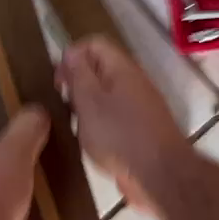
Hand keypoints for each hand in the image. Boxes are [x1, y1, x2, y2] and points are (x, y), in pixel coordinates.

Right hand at [57, 37, 190, 213]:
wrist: (160, 176)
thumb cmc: (119, 136)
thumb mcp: (89, 102)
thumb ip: (79, 74)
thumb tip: (71, 52)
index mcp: (122, 69)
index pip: (94, 44)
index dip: (72, 56)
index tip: (58, 82)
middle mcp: (135, 83)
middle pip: (101, 70)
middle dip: (78, 84)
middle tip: (64, 107)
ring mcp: (141, 107)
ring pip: (107, 96)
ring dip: (87, 108)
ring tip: (75, 127)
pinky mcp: (142, 131)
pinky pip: (116, 118)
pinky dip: (100, 126)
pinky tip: (91, 143)